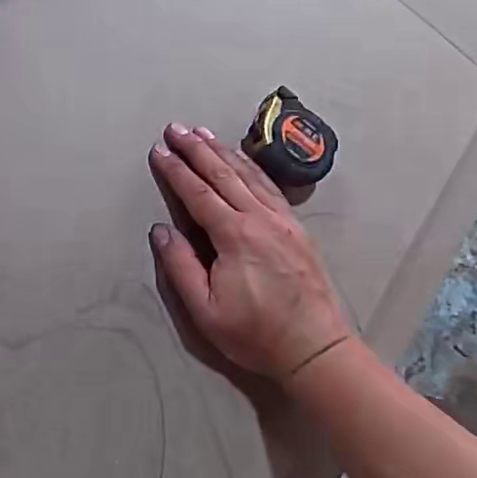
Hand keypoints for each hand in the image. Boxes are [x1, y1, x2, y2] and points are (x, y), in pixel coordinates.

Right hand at [148, 122, 352, 378]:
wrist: (317, 349)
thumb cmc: (255, 334)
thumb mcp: (205, 310)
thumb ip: (180, 266)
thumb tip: (161, 230)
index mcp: (235, 236)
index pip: (198, 193)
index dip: (176, 170)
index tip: (159, 150)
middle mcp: (260, 219)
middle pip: (222, 174)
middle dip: (196, 149)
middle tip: (176, 128)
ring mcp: (282, 220)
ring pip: (248, 175)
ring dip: (222, 151)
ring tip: (202, 133)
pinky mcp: (296, 227)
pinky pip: (269, 186)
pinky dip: (251, 166)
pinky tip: (240, 159)